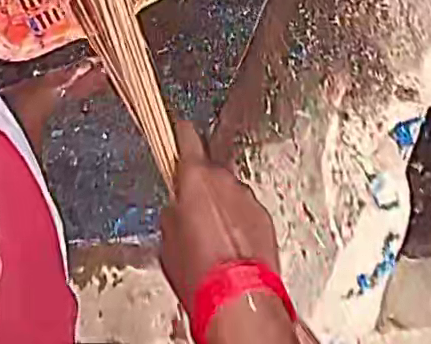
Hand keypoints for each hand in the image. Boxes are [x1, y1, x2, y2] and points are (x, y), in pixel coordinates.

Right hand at [161, 121, 301, 343]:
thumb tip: (176, 208)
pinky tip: (231, 247)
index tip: (177, 129)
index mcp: (195, 175)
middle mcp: (224, 179)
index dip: (180, 132)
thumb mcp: (167, 236)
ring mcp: (247, 198)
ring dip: (222, 206)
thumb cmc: (199, 270)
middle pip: (209, 170)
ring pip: (230, 192)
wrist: (238, 300)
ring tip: (213, 237)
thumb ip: (171, 209)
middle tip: (192, 209)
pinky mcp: (264, 219)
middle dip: (201, 185)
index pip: (187, 136)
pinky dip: (239, 223)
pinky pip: (247, 211)